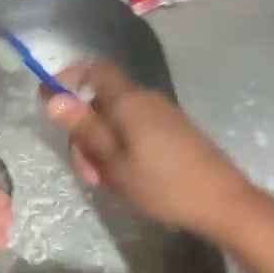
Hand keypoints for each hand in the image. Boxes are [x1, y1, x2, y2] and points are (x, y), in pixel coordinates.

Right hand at [44, 60, 259, 238]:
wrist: (222, 203)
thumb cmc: (163, 184)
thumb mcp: (114, 161)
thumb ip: (84, 127)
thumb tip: (52, 97)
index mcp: (129, 100)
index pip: (95, 70)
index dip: (69, 79)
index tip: (50, 102)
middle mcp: (146, 99)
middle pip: (102, 103)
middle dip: (85, 133)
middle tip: (87, 172)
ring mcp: (163, 115)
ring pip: (117, 122)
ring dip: (102, 148)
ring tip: (108, 183)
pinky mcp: (174, 133)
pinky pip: (136, 132)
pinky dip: (122, 151)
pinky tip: (127, 180)